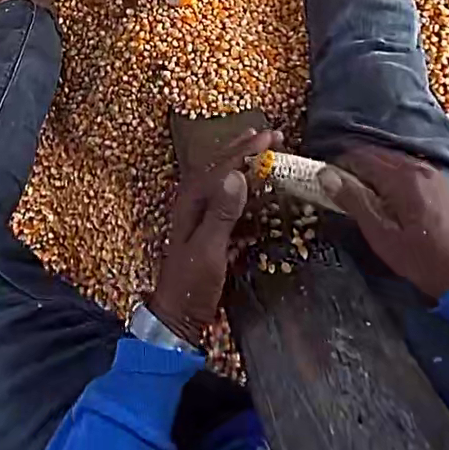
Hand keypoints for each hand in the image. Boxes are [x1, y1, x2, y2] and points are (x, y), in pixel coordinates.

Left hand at [146, 129, 278, 345]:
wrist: (178, 315)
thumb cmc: (192, 283)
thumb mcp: (209, 249)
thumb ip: (222, 213)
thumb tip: (237, 175)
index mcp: (193, 200)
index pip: (223, 166)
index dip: (247, 149)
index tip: (270, 136)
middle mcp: (194, 201)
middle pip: (221, 165)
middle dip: (245, 148)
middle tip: (271, 134)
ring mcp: (200, 214)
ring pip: (224, 179)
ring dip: (243, 162)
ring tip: (261, 147)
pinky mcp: (209, 228)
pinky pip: (228, 198)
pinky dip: (243, 186)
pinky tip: (255, 185)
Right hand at [320, 145, 448, 302]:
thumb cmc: (420, 258)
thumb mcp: (380, 233)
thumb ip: (353, 199)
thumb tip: (325, 175)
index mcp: (402, 178)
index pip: (360, 157)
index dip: (339, 166)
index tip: (326, 181)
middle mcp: (418, 167)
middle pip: (376, 155)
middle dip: (355, 167)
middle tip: (341, 190)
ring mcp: (432, 174)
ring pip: (391, 161)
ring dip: (373, 172)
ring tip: (363, 196)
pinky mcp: (440, 183)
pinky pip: (406, 169)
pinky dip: (390, 176)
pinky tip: (387, 198)